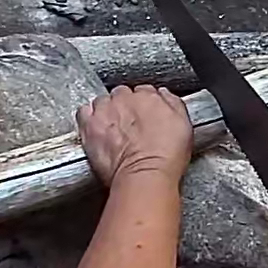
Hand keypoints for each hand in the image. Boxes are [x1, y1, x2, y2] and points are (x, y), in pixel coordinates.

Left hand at [76, 85, 191, 185]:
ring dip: (105, 111)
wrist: (145, 176)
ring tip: (112, 129)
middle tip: (129, 125)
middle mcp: (125, 99)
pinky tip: (95, 128)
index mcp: (148, 96)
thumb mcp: (184, 126)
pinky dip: (87, 117)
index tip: (144, 116)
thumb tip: (164, 94)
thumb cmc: (166, 157)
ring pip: (102, 101)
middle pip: (121, 94)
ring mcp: (105, 111)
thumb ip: (173, 104)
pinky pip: (83, 112)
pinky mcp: (89, 125)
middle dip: (124, 106)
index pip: (143, 91)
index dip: (143, 105)